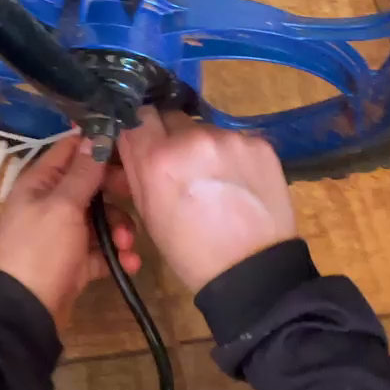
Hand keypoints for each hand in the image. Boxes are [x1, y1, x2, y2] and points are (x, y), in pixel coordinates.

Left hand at [0, 135, 141, 324]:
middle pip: (90, 185)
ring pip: (100, 218)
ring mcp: (63, 232)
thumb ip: (82, 174)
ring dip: (119, 228)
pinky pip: (102, 249)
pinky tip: (128, 264)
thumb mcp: (62, 206)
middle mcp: (51, 203)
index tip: (127, 145)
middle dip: (115, 192)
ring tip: (126, 244)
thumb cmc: (41, 249)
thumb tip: (93, 137)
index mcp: (40, 183)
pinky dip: (116, 254)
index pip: (69, 150)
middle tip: (134, 195)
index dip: (96, 145)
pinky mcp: (76, 260)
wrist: (26, 311)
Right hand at [114, 108, 297, 291]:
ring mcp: (229, 138)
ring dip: (204, 146)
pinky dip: (233, 155)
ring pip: (205, 129)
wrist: (254, 273)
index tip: (148, 143)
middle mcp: (191, 138)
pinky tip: (239, 181)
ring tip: (216, 179)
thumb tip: (129, 136)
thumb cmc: (191, 250)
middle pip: (172, 118)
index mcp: (157, 158)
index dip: (142, 130)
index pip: (139, 116)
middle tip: (183, 167)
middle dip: (173, 137)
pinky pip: (235, 139)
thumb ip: (135, 166)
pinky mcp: (260, 143)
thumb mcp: (148, 212)